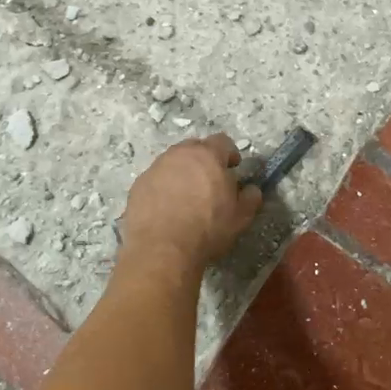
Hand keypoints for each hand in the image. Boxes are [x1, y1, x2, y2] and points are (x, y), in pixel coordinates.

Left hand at [121, 134, 262, 274]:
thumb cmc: (207, 229)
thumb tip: (251, 189)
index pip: (222, 141)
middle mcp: (179, 154)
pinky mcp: (138, 184)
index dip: (229, 153)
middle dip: (204, 160)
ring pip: (173, 162)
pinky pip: (156, 179)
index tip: (232, 168)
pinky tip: (166, 208)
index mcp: (207, 156)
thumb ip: (249, 198)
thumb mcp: (239, 217)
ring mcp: (156, 167)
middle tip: (209, 182)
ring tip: (186, 197)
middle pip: (194, 148)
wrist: (162, 248)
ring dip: (182, 173)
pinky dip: (163, 187)